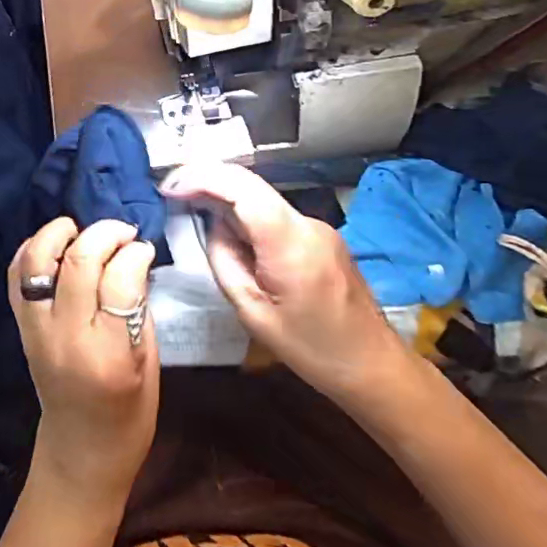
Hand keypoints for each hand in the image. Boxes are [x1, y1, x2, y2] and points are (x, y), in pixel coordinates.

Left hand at [8, 218, 159, 496]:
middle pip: (77, 263)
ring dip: (57, 234)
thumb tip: (133, 258)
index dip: (133, 253)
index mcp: (107, 352)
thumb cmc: (129, 413)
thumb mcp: (148, 362)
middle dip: (102, 234)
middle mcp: (65, 334)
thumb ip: (138, 307)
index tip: (142, 247)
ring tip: (80, 229)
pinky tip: (53, 246)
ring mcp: (35, 328)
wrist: (81, 448)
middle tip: (121, 232)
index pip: (118, 281)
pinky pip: (15, 275)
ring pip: (36, 261)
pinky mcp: (19, 325)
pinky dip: (30, 250)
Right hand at [161, 163, 410, 403]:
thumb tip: (214, 227)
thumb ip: (225, 262)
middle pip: (248, 186)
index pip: (241, 188)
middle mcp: (307, 225)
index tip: (170, 188)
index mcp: (290, 244)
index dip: (200, 178)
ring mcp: (318, 228)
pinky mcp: (320, 237)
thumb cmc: (314, 350)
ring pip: (258, 200)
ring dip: (226, 206)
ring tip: (202, 228)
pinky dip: (245, 219)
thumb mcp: (252, 313)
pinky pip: (272, 216)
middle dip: (206, 184)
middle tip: (172, 196)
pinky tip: (236, 244)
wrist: (376, 369)